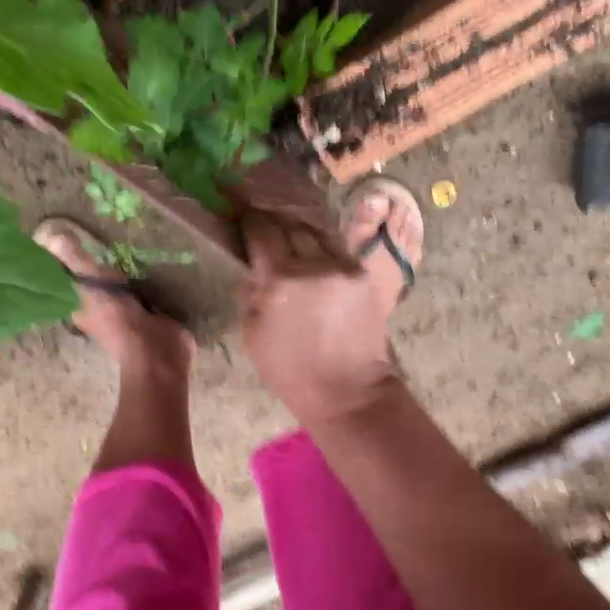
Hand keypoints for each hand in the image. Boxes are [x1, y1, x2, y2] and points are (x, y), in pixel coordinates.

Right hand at [239, 208, 402, 426]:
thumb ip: (251, 293)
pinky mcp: (363, 276)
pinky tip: (318, 260)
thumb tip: (252, 268)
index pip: (262, 232)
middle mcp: (313, 264)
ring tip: (294, 241)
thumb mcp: (252, 333)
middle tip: (268, 229)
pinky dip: (325, 251)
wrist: (346, 391)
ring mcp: (343, 268)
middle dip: (277, 225)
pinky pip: (339, 251)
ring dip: (303, 235)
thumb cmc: (289, 370)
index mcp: (279, 279)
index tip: (245, 218)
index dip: (251, 221)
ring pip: (318, 234)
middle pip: (292, 227)